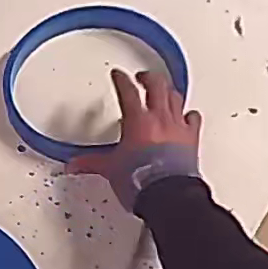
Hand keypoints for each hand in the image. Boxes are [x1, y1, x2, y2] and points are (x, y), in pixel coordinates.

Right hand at [63, 68, 201, 210]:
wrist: (167, 194)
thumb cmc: (141, 179)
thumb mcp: (110, 169)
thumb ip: (91, 163)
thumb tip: (75, 164)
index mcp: (137, 121)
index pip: (128, 92)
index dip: (122, 80)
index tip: (119, 75)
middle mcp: (159, 119)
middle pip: (157, 86)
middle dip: (148, 78)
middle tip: (142, 76)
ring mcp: (177, 127)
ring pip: (175, 98)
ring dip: (168, 91)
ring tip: (163, 89)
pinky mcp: (191, 138)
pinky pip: (192, 119)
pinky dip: (188, 114)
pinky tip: (186, 114)